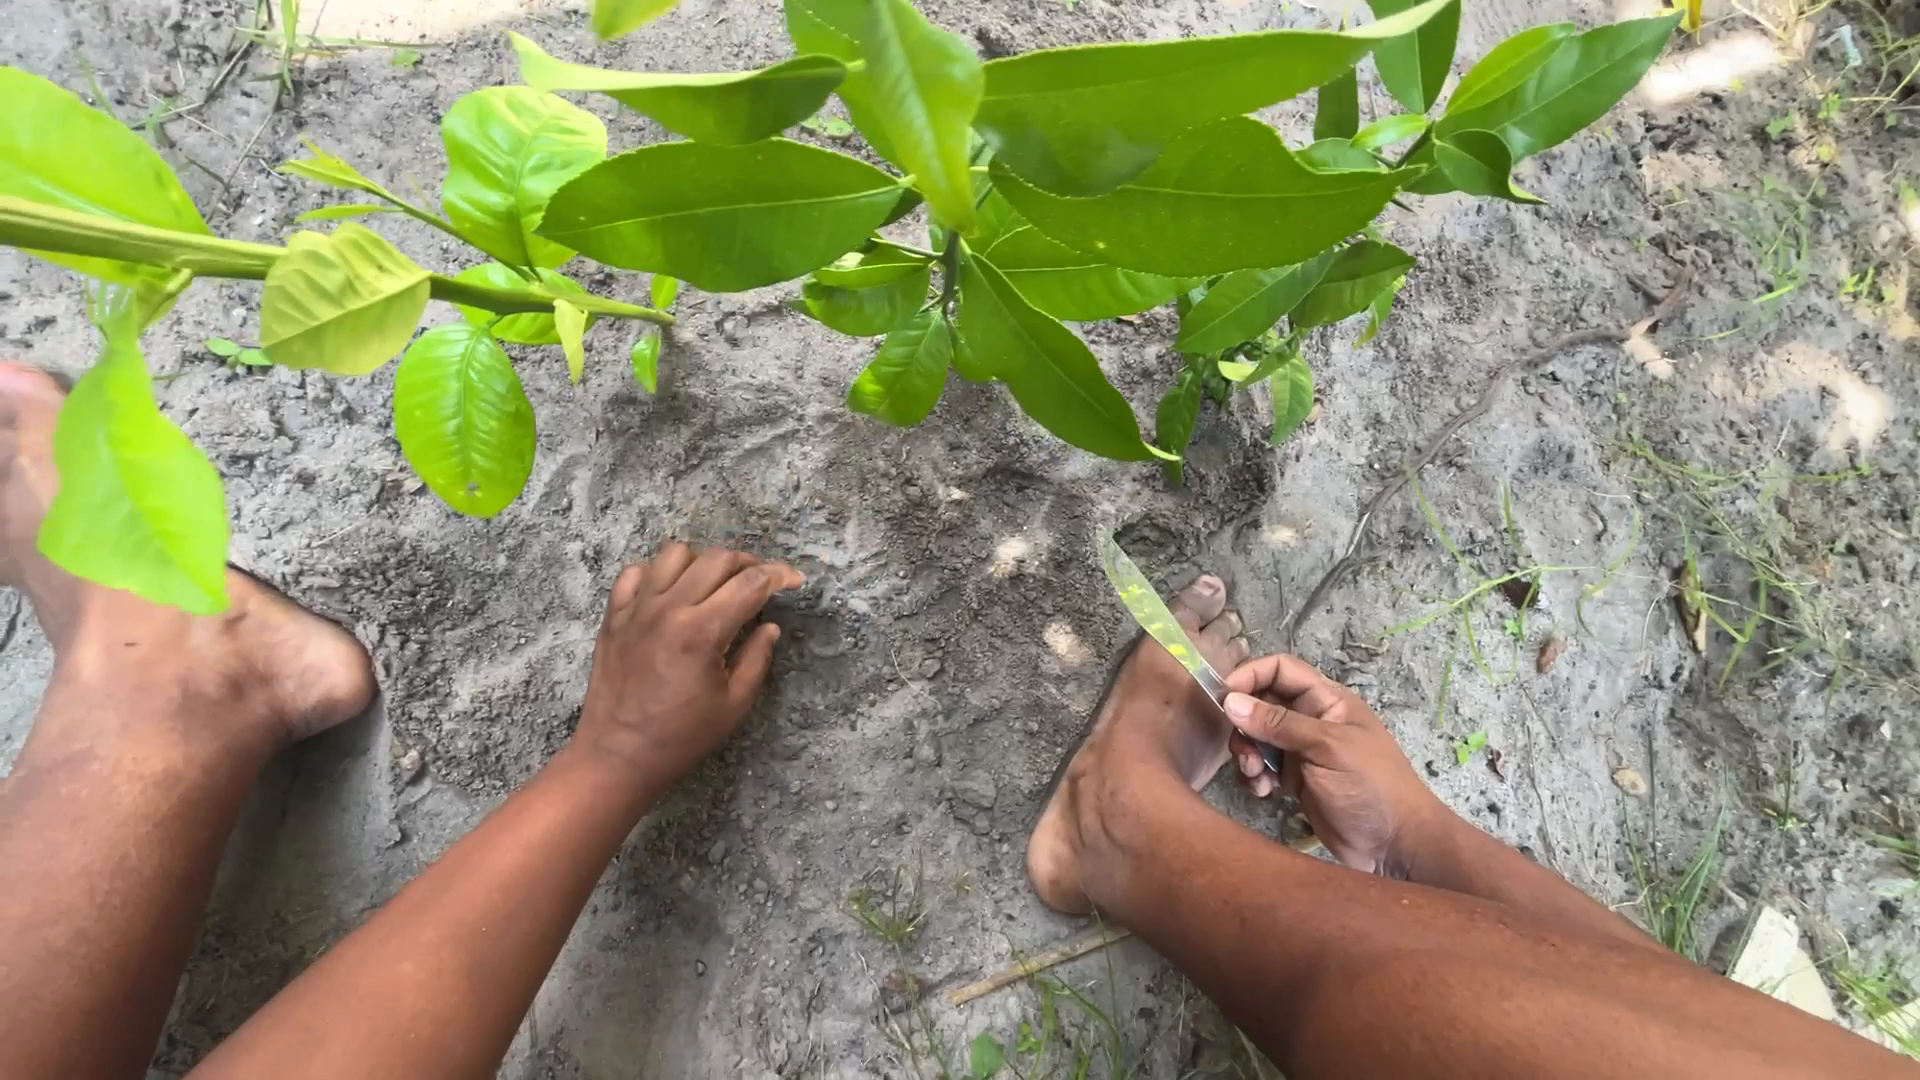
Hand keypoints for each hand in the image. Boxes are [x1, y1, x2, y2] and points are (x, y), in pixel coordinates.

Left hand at [574, 544, 803, 785]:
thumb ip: (757, 657)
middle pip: (718, 559)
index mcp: (702, 632)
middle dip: (750, 564)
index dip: (780, 575)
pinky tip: (673, 593)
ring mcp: (637, 608)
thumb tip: (770, 626)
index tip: (795, 580)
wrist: (616, 756)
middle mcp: (669, 609)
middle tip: (763, 583)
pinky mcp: (614, 615)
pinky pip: (637, 572)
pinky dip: (659, 573)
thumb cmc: (681, 736)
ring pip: (676, 554)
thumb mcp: (735, 704)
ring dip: (705, 562)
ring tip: (716, 584)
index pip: (751, 583)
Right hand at [1222, 654, 1450, 875]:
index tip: (1225, 697)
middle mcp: (1310, 719)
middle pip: (1261, 702)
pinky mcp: (1293, 777)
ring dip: (1247, 753)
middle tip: (1243, 748)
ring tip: (1256, 775)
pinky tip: (1264, 791)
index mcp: (1326, 700)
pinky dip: (1255, 776)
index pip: (1280, 669)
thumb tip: (1230, 701)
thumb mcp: (1327, 748)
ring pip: (1256, 736)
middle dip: (1245, 723)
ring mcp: (1300, 749)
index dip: (1250, 675)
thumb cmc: (1371, 787)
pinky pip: (1261, 765)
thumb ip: (1278, 723)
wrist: (1396, 847)